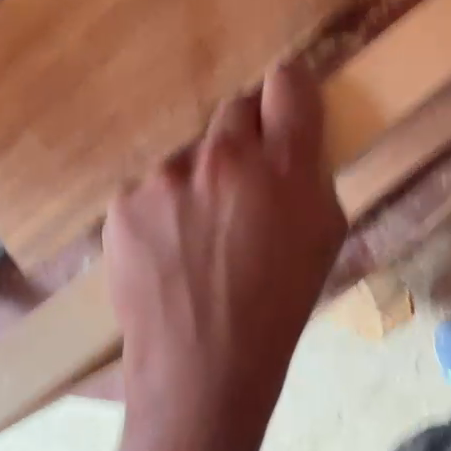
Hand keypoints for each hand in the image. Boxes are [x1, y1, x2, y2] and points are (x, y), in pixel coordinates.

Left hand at [102, 63, 348, 450]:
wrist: (204, 368)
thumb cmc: (281, 304)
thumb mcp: (326, 235)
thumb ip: (310, 176)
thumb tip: (294, 146)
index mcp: (284, 165)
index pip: (288, 82)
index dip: (290, 90)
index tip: (288, 108)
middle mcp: (224, 158)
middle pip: (237, 107)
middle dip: (248, 136)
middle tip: (248, 181)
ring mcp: (167, 178)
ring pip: (193, 153)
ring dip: (203, 176)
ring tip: (202, 233)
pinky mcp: (124, 203)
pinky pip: (154, 187)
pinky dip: (165, 208)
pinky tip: (171, 250)